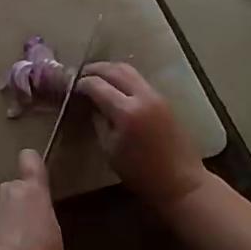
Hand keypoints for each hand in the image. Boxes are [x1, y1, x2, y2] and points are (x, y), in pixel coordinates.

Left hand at [0, 149, 63, 249]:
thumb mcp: (53, 245)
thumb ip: (42, 224)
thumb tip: (31, 227)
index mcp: (32, 192)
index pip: (31, 161)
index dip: (30, 165)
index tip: (30, 170)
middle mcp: (5, 190)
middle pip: (9, 193)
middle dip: (11, 211)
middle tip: (18, 241)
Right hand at [76, 61, 209, 209]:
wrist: (180, 181)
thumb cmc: (140, 173)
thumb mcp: (110, 150)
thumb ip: (98, 121)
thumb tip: (89, 102)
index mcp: (126, 111)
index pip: (97, 85)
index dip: (81, 83)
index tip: (70, 86)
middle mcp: (141, 95)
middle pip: (113, 69)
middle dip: (94, 70)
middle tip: (80, 76)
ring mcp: (154, 94)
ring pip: (127, 69)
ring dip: (109, 69)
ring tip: (95, 77)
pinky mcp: (162, 97)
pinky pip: (138, 78)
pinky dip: (122, 76)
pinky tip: (113, 85)